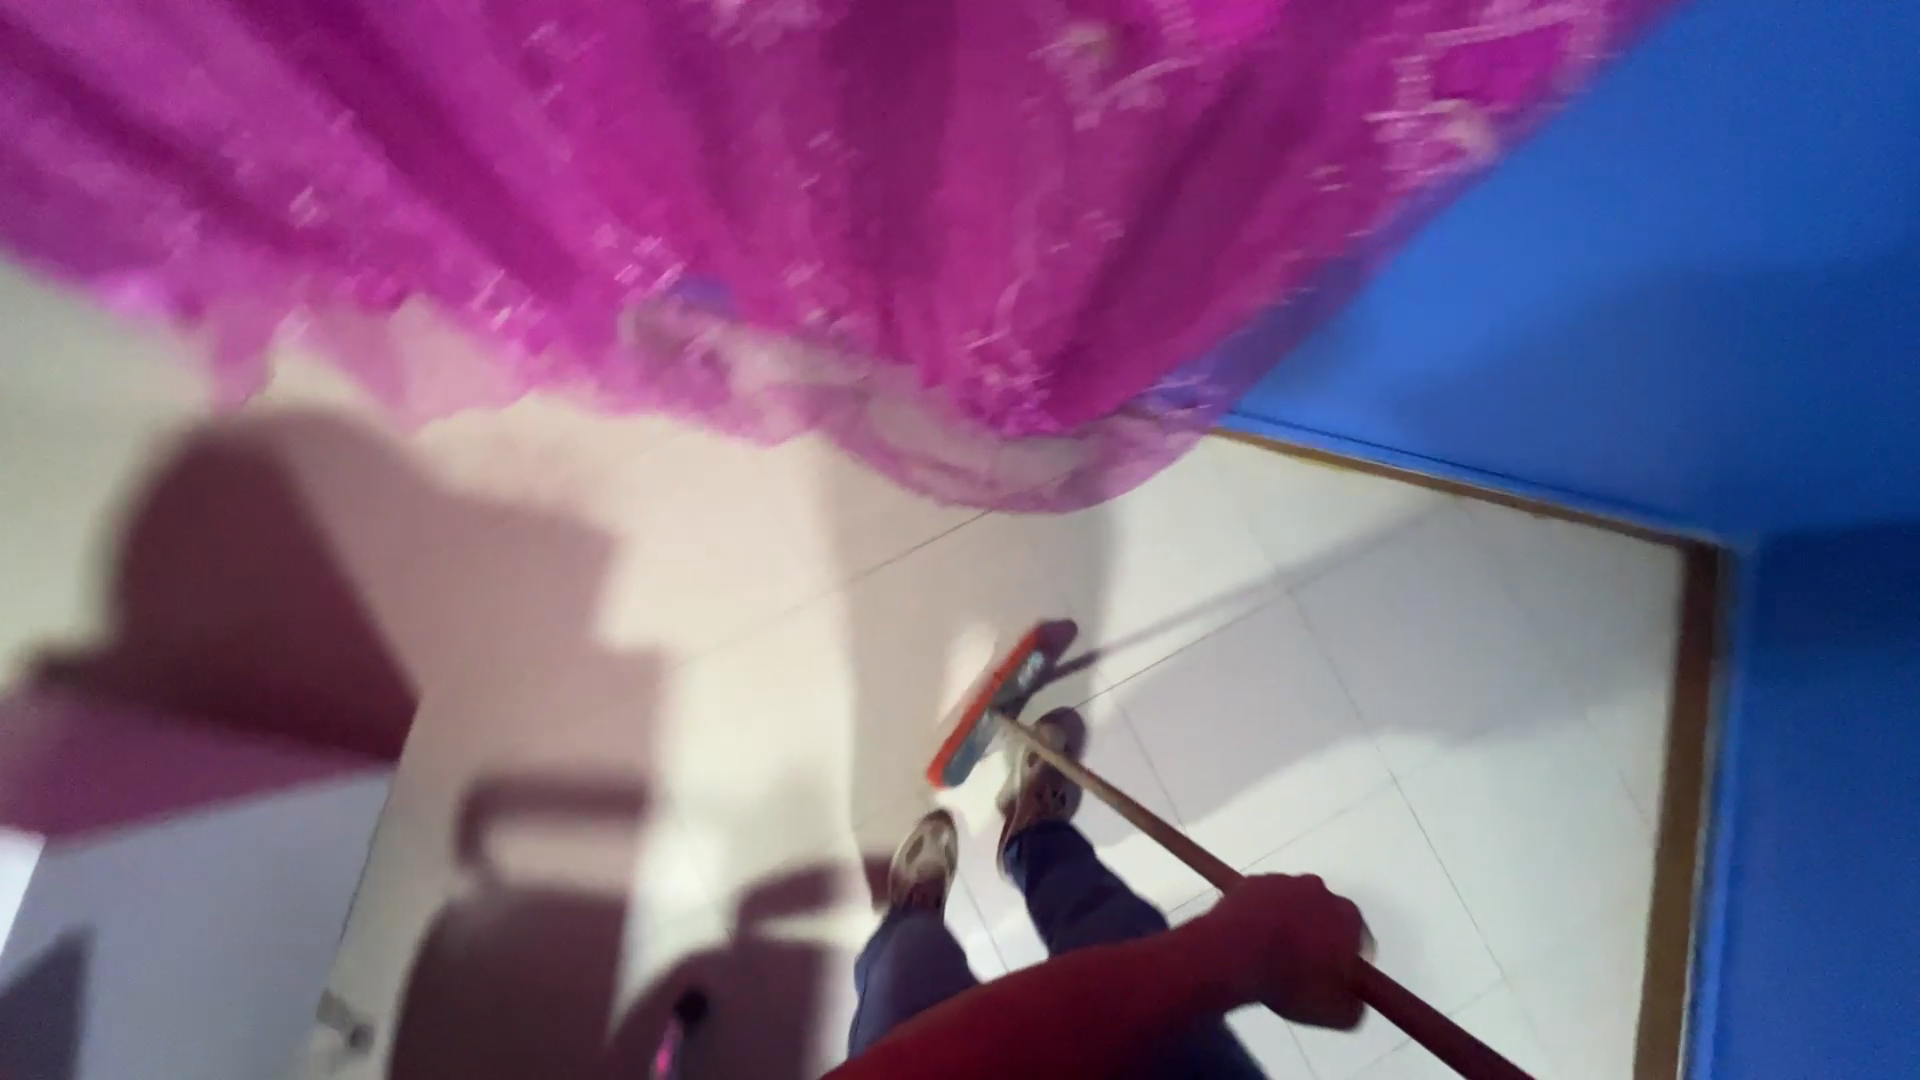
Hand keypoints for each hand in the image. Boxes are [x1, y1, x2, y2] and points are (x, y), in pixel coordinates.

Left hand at [1182, 874, 1366, 1028]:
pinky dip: (1264, 913)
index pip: (1359, 939)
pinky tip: (1253, 937)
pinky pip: (1266, 899)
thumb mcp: (1338, 1013)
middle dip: (1320, 936)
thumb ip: (1355, 1002)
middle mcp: (1318, 889)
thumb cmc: (1290, 982)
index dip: (1348, 961)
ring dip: (1290, 922)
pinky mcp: (1252, 880)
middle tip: (1303, 965)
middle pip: (1326, 915)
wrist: (1231, 953)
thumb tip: (1351, 996)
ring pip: (1295, 904)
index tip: (1334, 978)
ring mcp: (1282, 880)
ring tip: (1273, 951)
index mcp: (1347, 917)